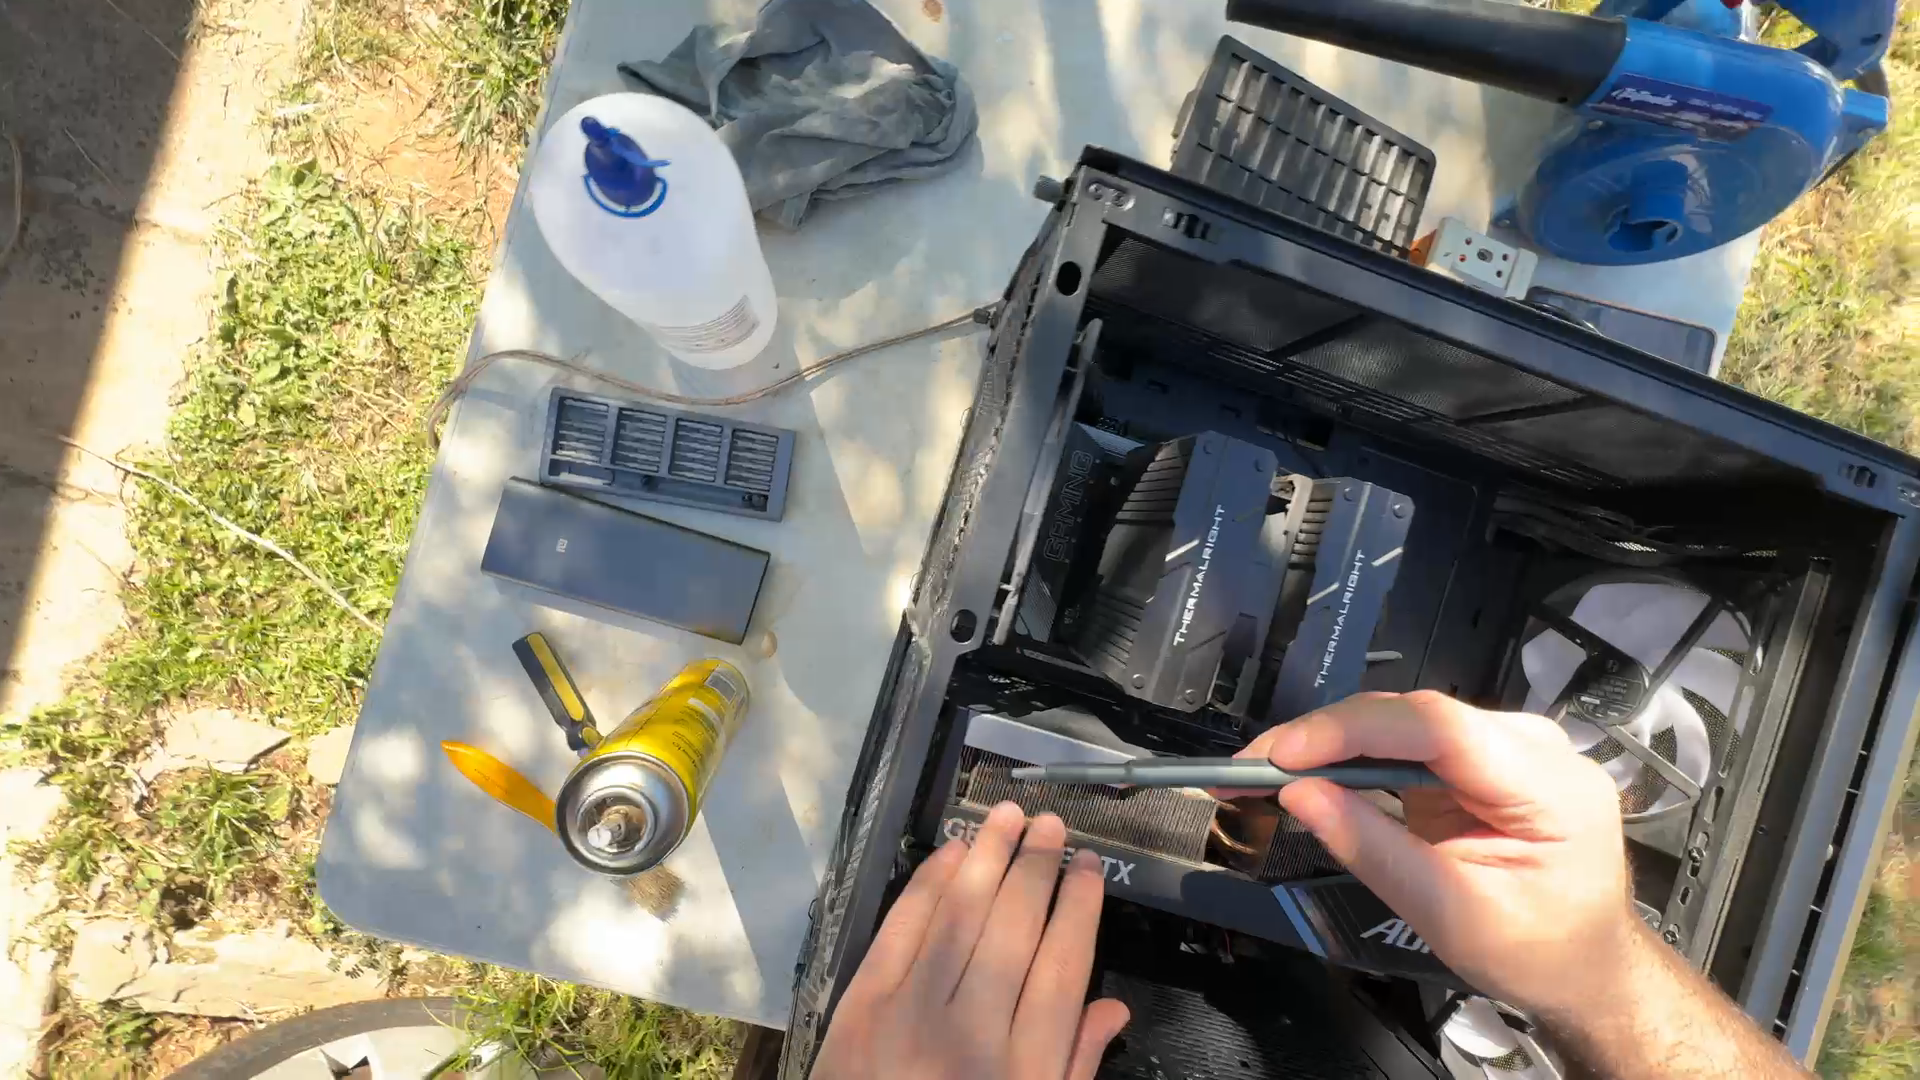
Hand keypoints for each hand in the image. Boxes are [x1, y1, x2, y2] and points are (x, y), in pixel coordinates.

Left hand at [810, 801, 1129, 1079]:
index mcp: (1021, 1072)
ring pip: (962, 913)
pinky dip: (929, 882)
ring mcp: (910, 1012)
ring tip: (1010, 815)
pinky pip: (903, 926)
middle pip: (1013, 929)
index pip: (1062, 968)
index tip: (1088, 865)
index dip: (1078, 908)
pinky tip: (953, 851)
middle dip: (1037, 867)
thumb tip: (1115, 1007)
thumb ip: (1074, 1068)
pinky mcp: (862, 1001)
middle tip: (1053, 824)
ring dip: (988, 855)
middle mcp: (970, 1033)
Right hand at [1239, 690, 1636, 1018]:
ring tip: (1261, 769)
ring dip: (1321, 742)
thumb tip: (1296, 793)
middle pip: (1403, 715)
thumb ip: (1372, 848)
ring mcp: (1496, 740)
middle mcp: (1525, 741)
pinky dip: (1342, 752)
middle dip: (1319, 737)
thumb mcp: (1450, 913)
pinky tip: (1302, 766)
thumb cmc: (1536, 952)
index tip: (1278, 756)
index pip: (1433, 727)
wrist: (1587, 967)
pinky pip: (1393, 736)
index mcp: (1545, 782)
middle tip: (1247, 768)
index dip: (1347, 730)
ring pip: (1389, 718)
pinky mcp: (1468, 751)